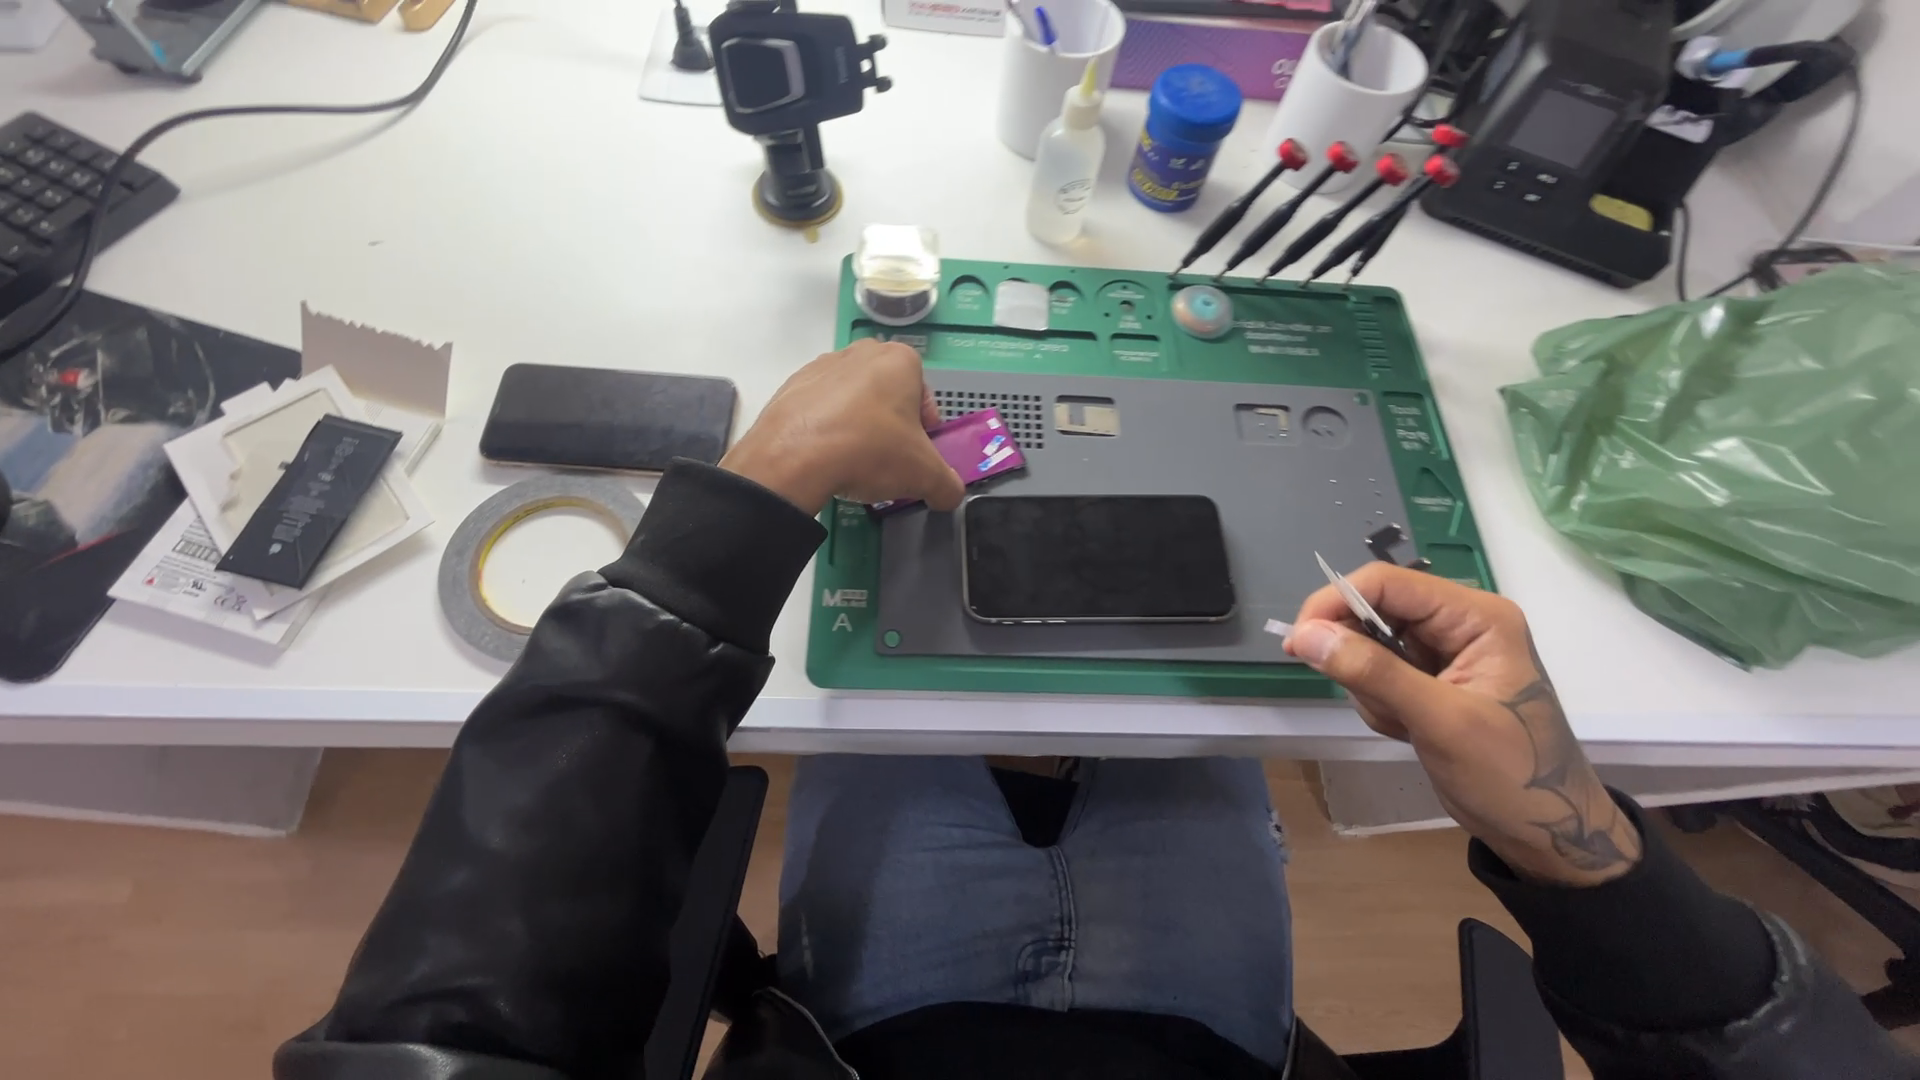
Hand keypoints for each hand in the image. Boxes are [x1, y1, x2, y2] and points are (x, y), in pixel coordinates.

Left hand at [719, 340, 965, 515]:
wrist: (794, 457)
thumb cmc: (871, 451)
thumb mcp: (925, 475)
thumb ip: (947, 485)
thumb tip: (950, 495)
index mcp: (900, 360)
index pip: (924, 397)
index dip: (925, 431)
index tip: (915, 456)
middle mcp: (861, 352)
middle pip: (888, 397)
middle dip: (891, 427)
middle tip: (886, 462)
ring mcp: (822, 365)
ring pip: (853, 402)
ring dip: (858, 428)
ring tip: (852, 464)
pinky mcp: (791, 385)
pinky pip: (820, 410)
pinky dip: (826, 430)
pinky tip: (824, 458)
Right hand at [1285, 565, 1641, 886]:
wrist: (1546, 833)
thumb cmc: (1511, 774)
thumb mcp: (1440, 721)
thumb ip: (1371, 672)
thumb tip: (1304, 635)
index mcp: (1475, 616)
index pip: (1385, 583)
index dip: (1335, 603)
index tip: (1299, 642)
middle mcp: (1457, 622)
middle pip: (1371, 611)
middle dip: (1357, 657)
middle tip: (1370, 700)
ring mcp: (1441, 651)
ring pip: (1366, 644)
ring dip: (1367, 686)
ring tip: (1402, 723)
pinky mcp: (1427, 678)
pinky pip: (1373, 672)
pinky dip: (1375, 701)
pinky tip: (1404, 728)